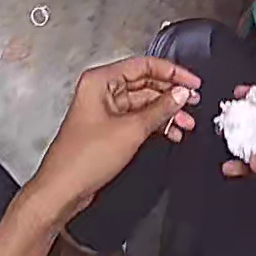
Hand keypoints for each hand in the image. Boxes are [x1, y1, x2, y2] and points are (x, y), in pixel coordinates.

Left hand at [24, 57, 199, 223]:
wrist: (63, 190)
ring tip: (186, 121)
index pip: (144, 65)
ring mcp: (106, 109)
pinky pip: (138, 117)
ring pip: (144, 101)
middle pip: (145, 82)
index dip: (172, 72)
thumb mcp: (131, 130)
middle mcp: (102, 90)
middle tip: (193, 101)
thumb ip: (160, 109)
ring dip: (166, 111)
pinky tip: (172, 131)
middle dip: (171, 93)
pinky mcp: (109, 127)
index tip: (192, 82)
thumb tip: (181, 93)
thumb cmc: (83, 159)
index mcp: (101, 80)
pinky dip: (156, 123)